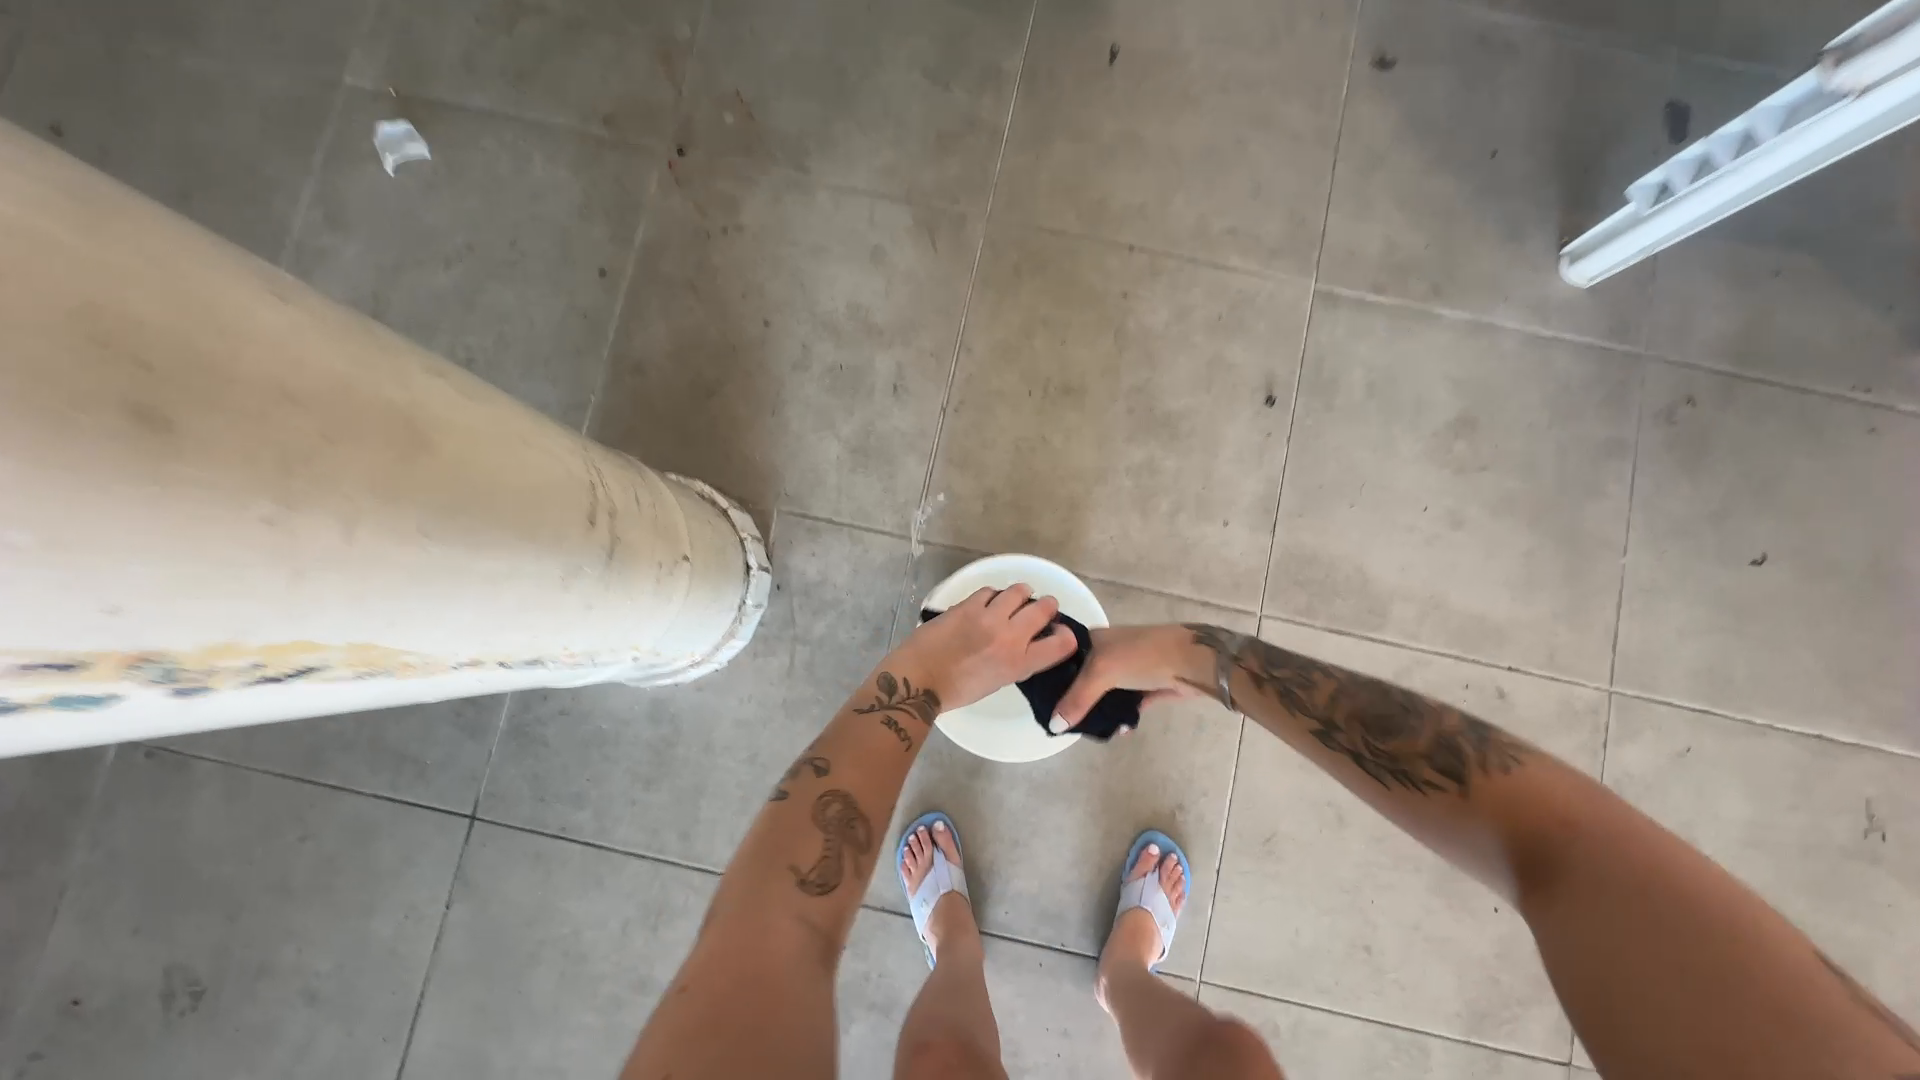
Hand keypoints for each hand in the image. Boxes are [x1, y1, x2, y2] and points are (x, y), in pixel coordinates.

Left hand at [888, 585, 1078, 711]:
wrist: (919, 679)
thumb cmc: (956, 690)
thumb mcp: (997, 682)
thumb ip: (1015, 662)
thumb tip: (1023, 644)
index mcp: (1018, 664)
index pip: (1060, 644)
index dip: (1065, 635)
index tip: (1059, 631)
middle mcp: (1009, 638)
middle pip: (1043, 609)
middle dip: (1047, 605)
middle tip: (1043, 606)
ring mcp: (988, 618)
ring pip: (1018, 592)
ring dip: (1021, 594)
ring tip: (1018, 596)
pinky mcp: (967, 606)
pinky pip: (989, 591)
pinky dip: (993, 595)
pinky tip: (988, 601)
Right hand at [1054, 624, 1216, 730]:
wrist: (1192, 661)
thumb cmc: (1141, 656)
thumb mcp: (1102, 673)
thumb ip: (1077, 699)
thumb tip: (1053, 726)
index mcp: (1093, 640)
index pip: (1062, 656)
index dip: (1050, 675)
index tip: (1038, 699)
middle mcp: (1108, 652)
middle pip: (1082, 679)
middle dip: (1073, 699)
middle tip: (1059, 722)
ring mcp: (1128, 670)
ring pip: (1104, 694)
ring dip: (1098, 711)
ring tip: (1085, 730)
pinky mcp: (1146, 686)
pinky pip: (1126, 705)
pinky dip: (1120, 716)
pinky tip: (1115, 730)